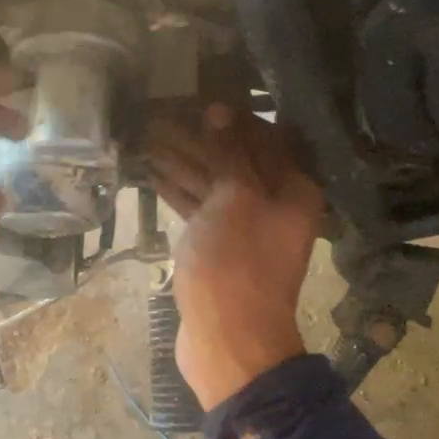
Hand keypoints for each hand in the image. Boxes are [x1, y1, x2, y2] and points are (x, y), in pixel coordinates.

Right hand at [147, 104, 323, 411]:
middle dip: (198, 137)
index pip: (264, 137)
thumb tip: (220, 110)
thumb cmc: (237, 262)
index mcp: (292, 188)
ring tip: (146, 135)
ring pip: (211, 182)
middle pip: (233, 158)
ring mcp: (244, 225)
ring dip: (181, 160)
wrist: (229, 342)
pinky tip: (150, 171)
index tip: (198, 97)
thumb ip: (228, 151)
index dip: (232, 117)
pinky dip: (177, 189)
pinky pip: (198, 206)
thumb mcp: (235, 197)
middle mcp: (273, 202)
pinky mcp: (218, 245)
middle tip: (160, 113)